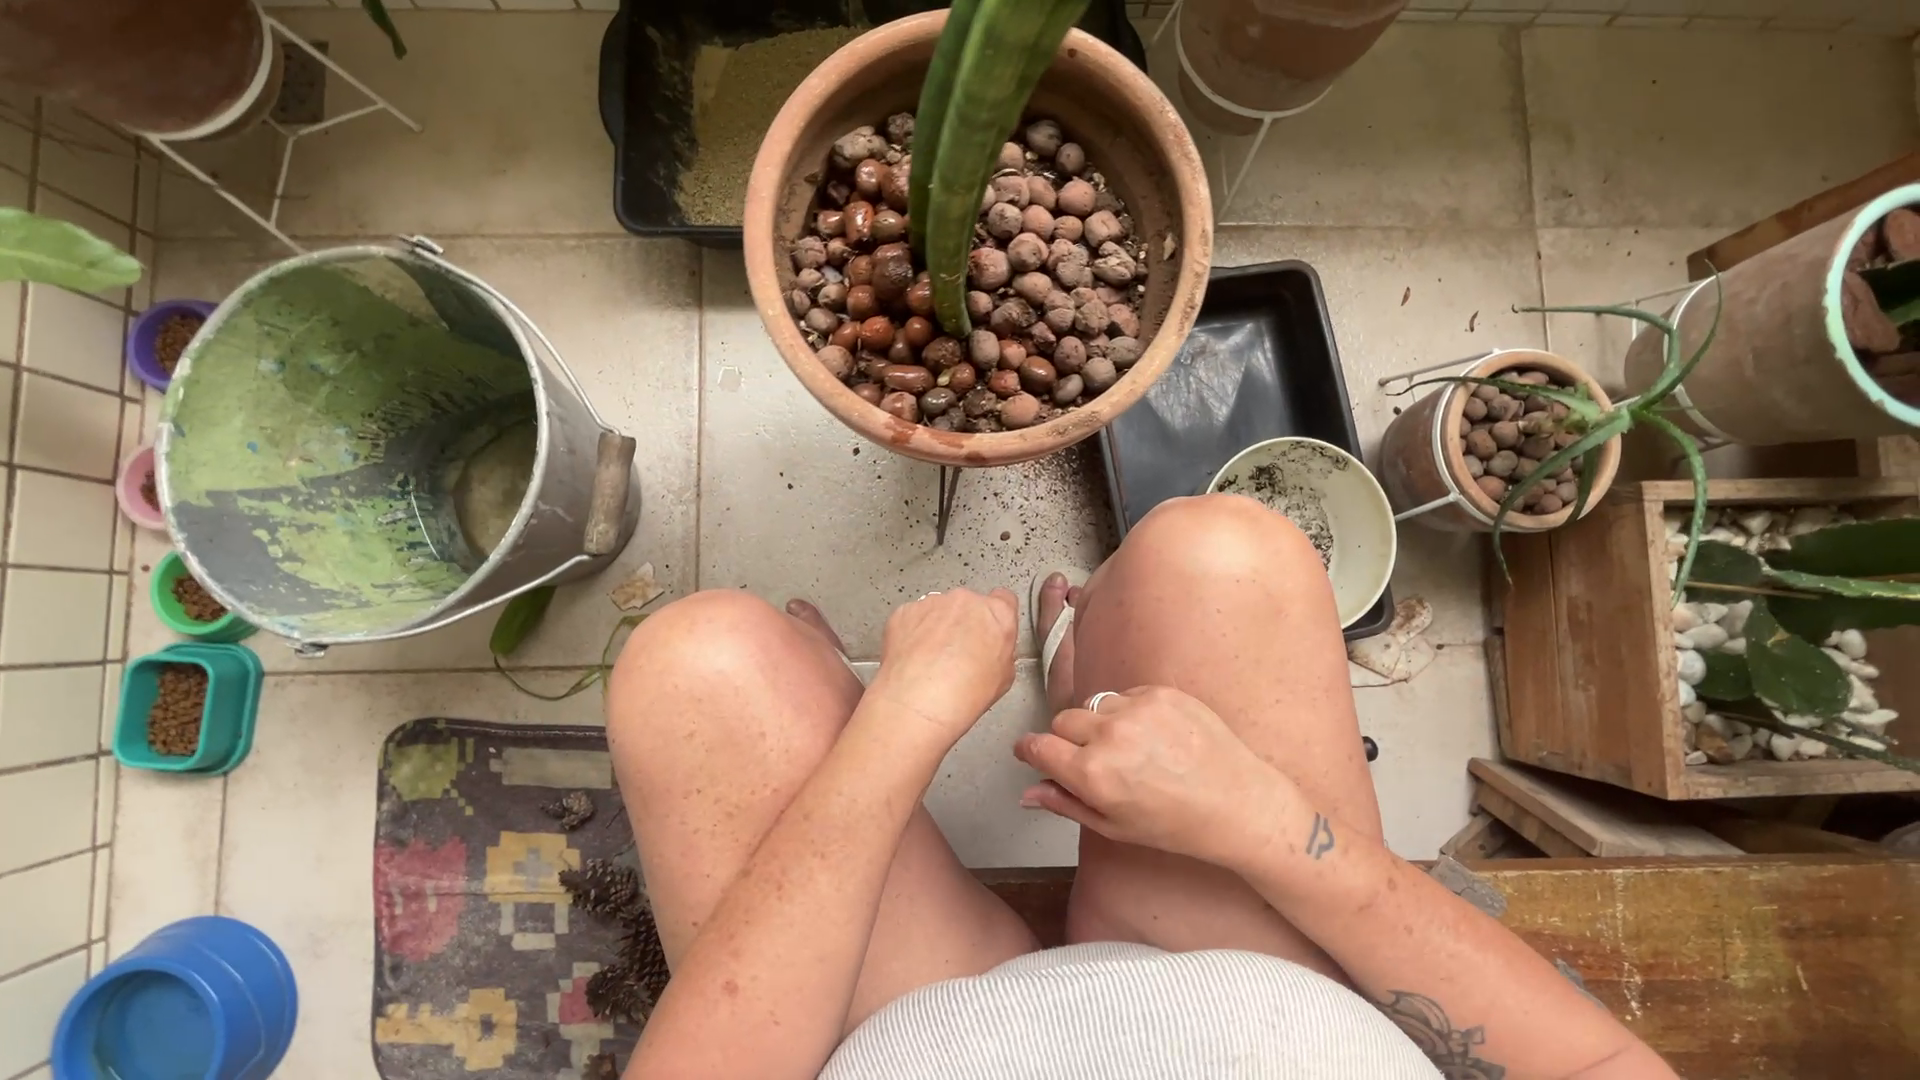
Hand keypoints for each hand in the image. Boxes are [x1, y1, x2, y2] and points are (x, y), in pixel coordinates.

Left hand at [865, 588, 1019, 749]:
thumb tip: (990, 651)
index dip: (995, 616)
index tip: (988, 627)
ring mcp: (933, 603)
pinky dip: (912, 633)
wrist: (921, 700)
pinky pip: (912, 617)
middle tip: (957, 653)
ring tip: (931, 660)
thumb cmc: (964, 693)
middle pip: (967, 604)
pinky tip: (913, 658)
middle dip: (963, 623)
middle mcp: (966, 601)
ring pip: (937, 610)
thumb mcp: (1004, 678)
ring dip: (936, 628)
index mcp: (997, 614)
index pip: (1003, 600)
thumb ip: (1000, 650)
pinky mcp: (906, 611)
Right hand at [1015, 686, 1300, 866]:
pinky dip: (1129, 712)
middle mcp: (1111, 736)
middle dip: (1069, 740)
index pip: (1038, 746)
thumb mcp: (1114, 826)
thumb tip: (1028, 793)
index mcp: (1094, 774)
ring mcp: (1137, 709)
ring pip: (1093, 705)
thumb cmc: (1177, 823)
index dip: (1030, 750)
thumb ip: (1065, 803)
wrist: (1239, 803)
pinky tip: (1152, 737)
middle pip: (1062, 721)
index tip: (1031, 751)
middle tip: (1095, 761)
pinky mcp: (1161, 693)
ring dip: (1100, 723)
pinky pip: (1124, 695)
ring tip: (1129, 749)